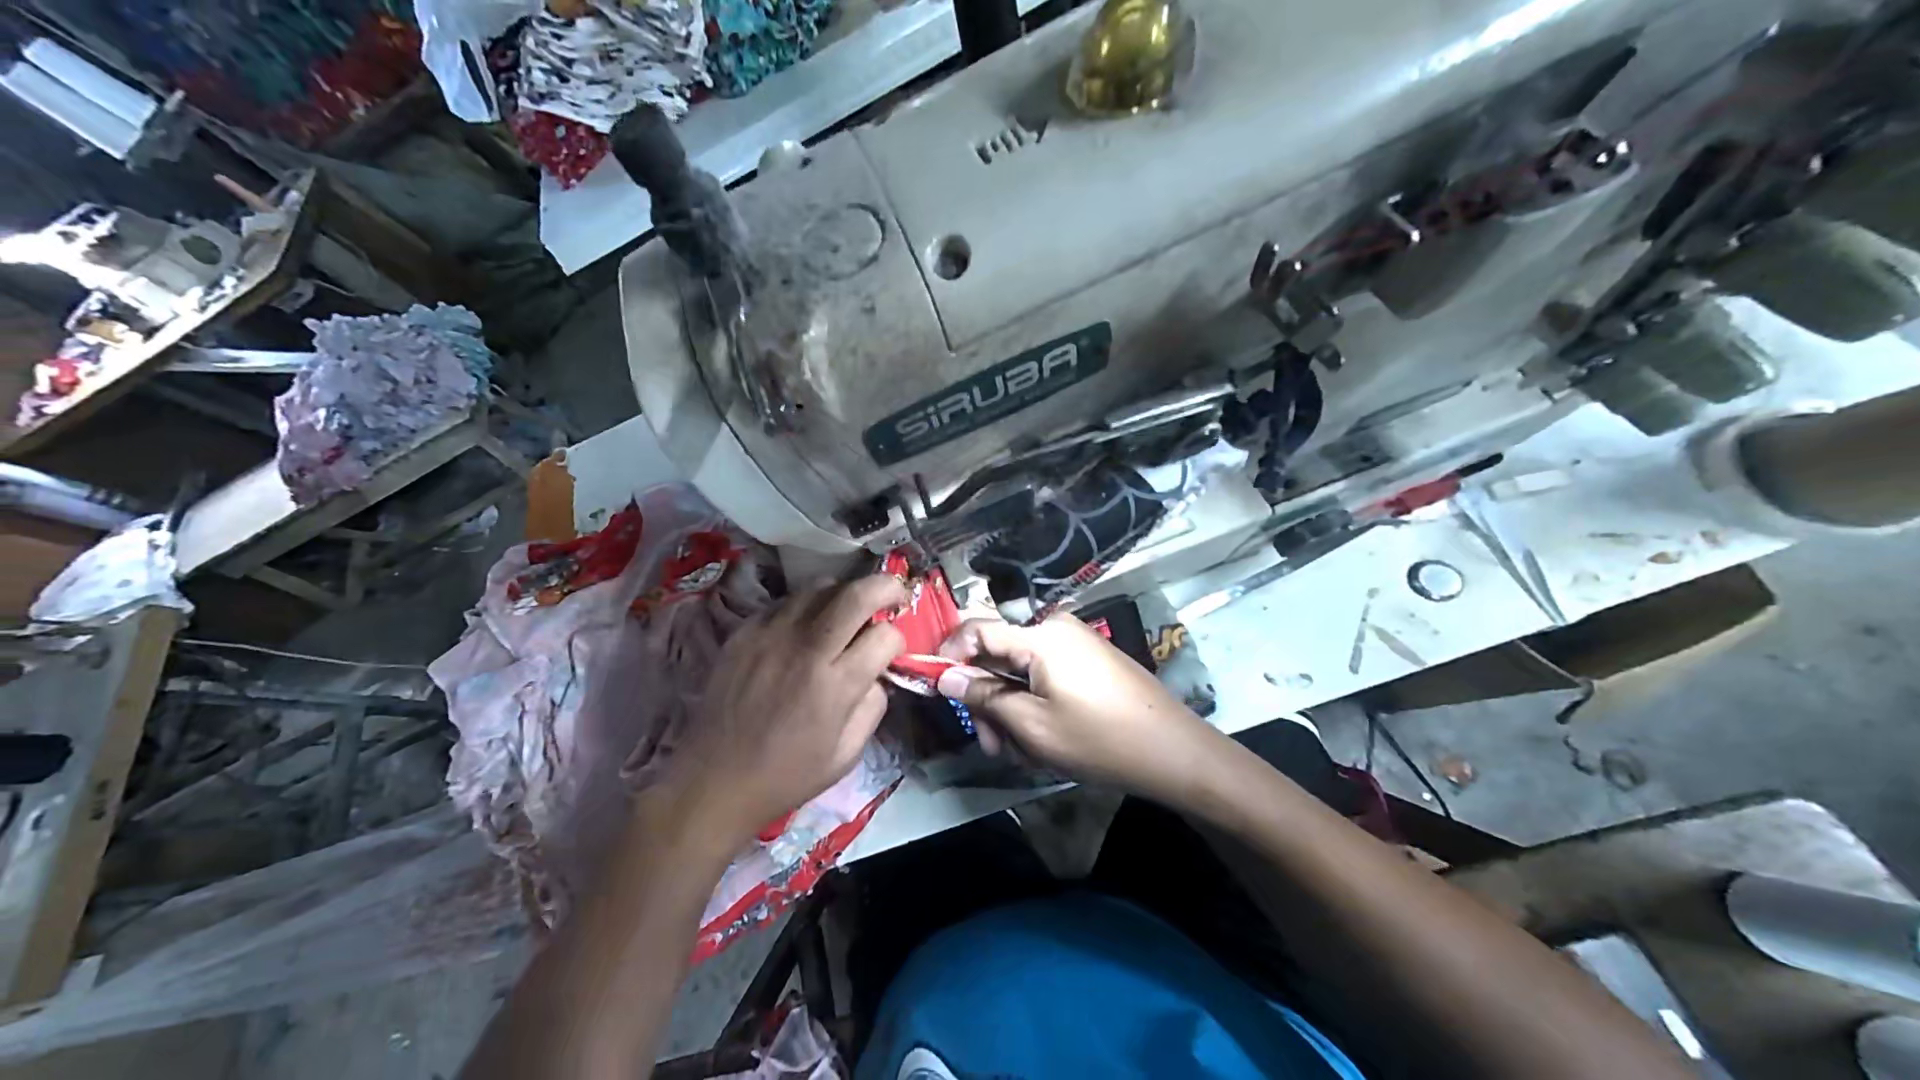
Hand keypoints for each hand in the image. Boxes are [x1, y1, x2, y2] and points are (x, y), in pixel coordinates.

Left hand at [663, 575, 906, 848]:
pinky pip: (786, 601)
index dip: (897, 639)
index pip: (884, 636)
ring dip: (845, 593)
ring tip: (849, 611)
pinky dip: (807, 606)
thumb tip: (877, 671)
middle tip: (895, 595)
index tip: (891, 651)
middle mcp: (805, 650)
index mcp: (835, 686)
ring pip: (820, 587)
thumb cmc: (787, 775)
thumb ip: (873, 706)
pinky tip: (807, 627)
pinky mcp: (744, 631)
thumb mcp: (847, 754)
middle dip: (886, 587)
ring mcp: (770, 634)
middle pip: (857, 594)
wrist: (714, 780)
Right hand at [935, 614, 1225, 806]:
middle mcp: (1056, 628)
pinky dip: (1034, 705)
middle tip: (992, 745)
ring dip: (1010, 710)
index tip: (937, 690)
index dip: (949, 656)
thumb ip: (983, 696)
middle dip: (987, 699)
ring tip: (1021, 753)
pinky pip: (1045, 676)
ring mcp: (1075, 645)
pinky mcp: (1089, 662)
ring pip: (1020, 671)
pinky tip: (1044, 740)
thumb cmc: (1098, 738)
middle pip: (998, 654)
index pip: (976, 629)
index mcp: (1040, 634)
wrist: (1173, 752)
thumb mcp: (1031, 725)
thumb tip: (944, 676)